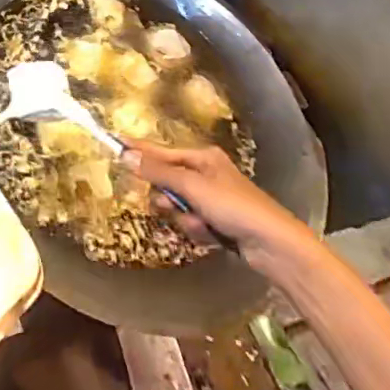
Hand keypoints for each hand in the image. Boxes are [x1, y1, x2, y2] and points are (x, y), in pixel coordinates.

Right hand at [122, 138, 310, 257]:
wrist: (274, 246)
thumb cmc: (234, 207)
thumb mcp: (192, 187)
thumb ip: (158, 172)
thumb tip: (126, 154)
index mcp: (203, 157)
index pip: (161, 151)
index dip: (139, 150)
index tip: (115, 144)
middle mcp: (207, 174)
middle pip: (168, 181)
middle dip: (168, 197)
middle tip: (169, 205)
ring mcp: (213, 198)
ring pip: (178, 205)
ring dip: (183, 217)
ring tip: (200, 224)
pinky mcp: (219, 221)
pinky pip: (192, 221)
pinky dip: (197, 230)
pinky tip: (211, 236)